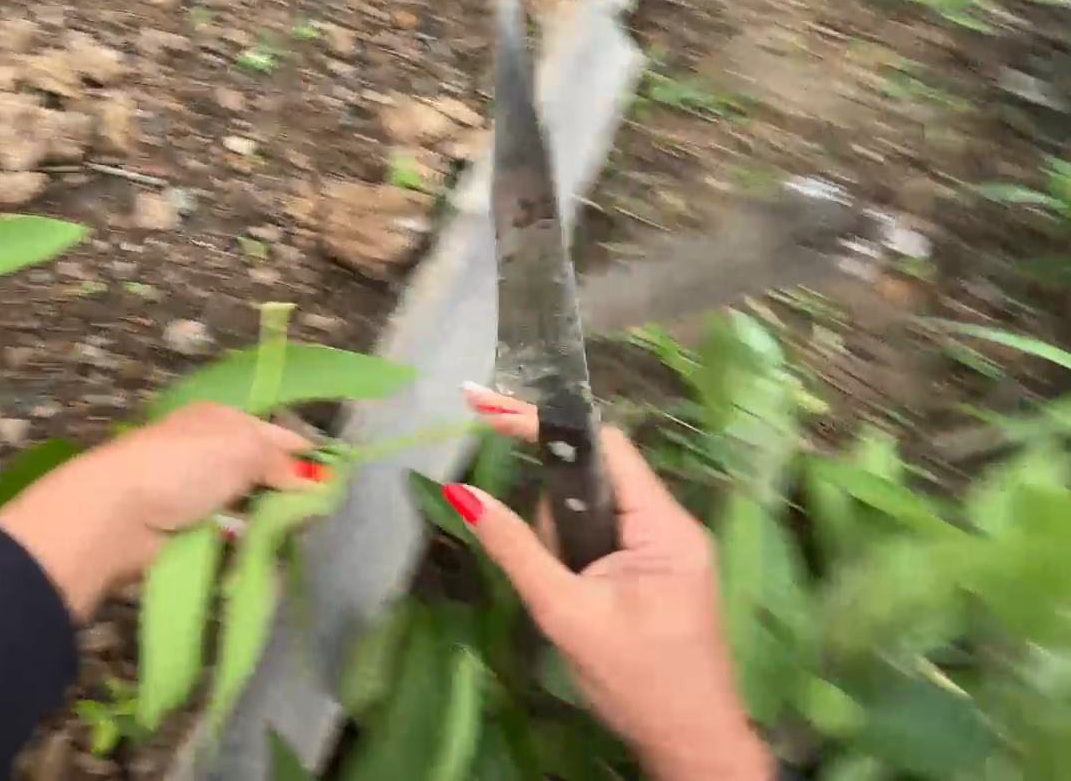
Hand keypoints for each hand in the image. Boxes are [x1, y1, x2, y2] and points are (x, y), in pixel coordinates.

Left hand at [0, 404, 317, 620]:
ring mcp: (199, 496)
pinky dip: (247, 550)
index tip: (335, 484)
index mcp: (221, 420)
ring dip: (270, 527)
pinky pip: (231, 542)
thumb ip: (281, 460)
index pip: (275, 433)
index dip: (305, 456)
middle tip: (316, 520)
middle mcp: (210, 453)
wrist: (118, 514)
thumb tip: (316, 480)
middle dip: (289, 497)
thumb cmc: (182, 466)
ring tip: (294, 543)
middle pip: (264, 475)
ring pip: (251, 511)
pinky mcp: (190, 534)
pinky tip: (265, 562)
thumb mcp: (240, 447)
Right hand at [444, 386, 773, 780]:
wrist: (693, 749)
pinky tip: (560, 576)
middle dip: (542, 480)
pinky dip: (564, 539)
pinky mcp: (647, 564)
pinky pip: (594, 527)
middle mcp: (666, 524)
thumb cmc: (637, 681)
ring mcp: (659, 545)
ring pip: (586, 502)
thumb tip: (460, 493)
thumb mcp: (565, 612)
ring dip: (553, 525)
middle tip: (494, 462)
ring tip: (555, 585)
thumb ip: (514, 547)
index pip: (602, 447)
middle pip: (591, 469)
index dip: (544, 422)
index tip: (487, 407)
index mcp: (662, 527)